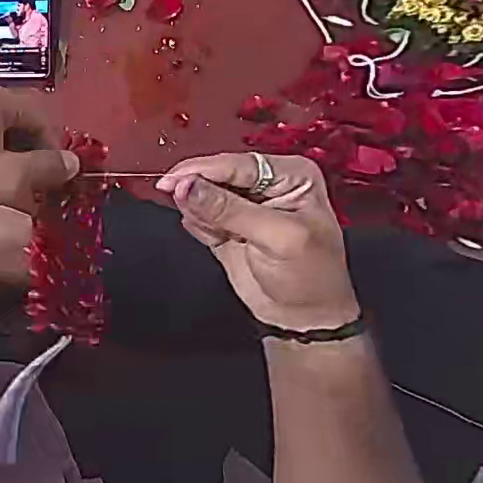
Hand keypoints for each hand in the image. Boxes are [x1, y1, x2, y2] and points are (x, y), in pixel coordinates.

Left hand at [0, 80, 77, 230]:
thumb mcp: (9, 178)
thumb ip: (46, 167)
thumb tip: (71, 163)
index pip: (37, 117)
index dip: (52, 149)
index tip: (57, 177)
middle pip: (14, 125)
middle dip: (29, 157)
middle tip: (37, 188)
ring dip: (4, 158)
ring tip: (10, 188)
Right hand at [157, 154, 360, 332]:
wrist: (304, 319)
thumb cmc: (310, 277)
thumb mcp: (276, 238)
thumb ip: (228, 209)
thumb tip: (185, 186)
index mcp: (290, 173)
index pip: (236, 163)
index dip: (201, 170)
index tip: (172, 182)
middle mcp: (266, 182)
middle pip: (215, 174)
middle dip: (200, 194)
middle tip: (191, 211)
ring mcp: (243, 201)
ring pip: (201, 193)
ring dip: (202, 214)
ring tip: (222, 237)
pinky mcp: (224, 220)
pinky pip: (197, 213)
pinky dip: (201, 227)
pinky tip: (221, 242)